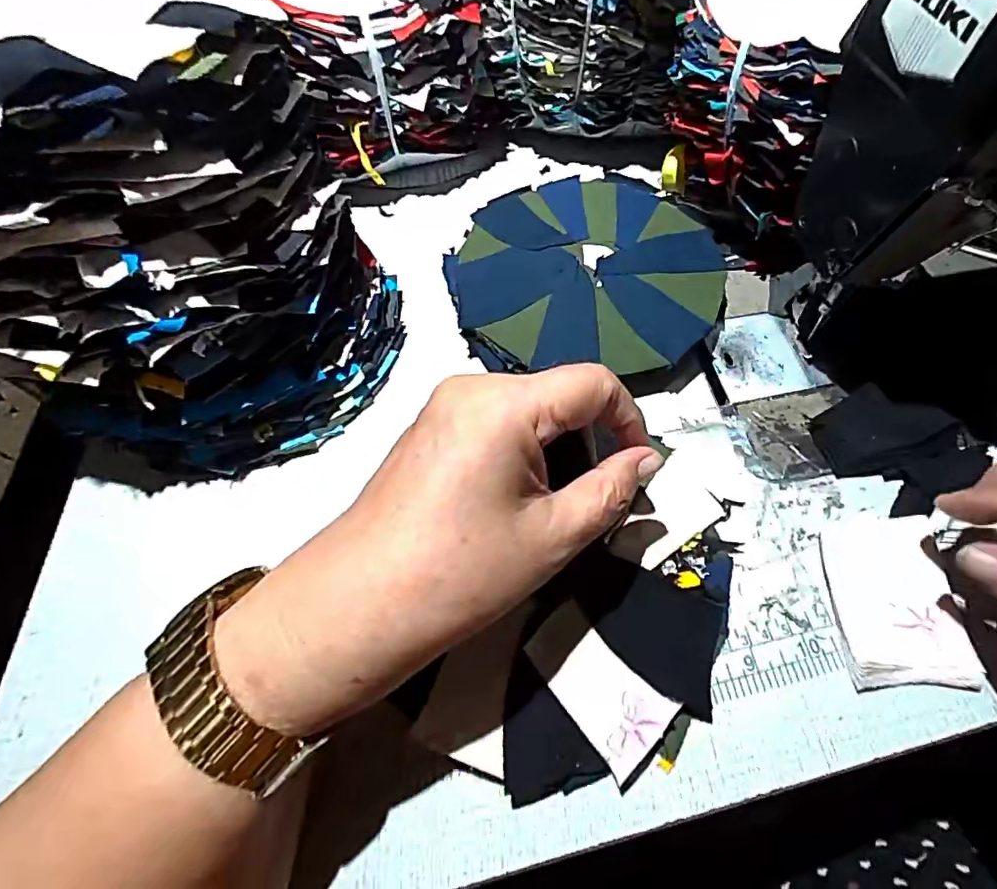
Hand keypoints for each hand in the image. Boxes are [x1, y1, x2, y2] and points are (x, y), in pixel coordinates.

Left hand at [212, 365, 661, 736]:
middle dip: (594, 440)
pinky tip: (520, 500)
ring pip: (535, 409)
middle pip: (563, 394)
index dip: (630, 418)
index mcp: (505, 404)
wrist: (348, 612)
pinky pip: (502, 422)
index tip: (639, 465)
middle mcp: (473, 388)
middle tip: (599, 498)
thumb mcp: (555, 535)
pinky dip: (530, 451)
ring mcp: (447, 405)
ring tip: (558, 507)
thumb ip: (614, 488)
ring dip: (563, 449)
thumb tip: (648, 459)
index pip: (595, 382)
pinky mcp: (433, 427)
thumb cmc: (458, 576)